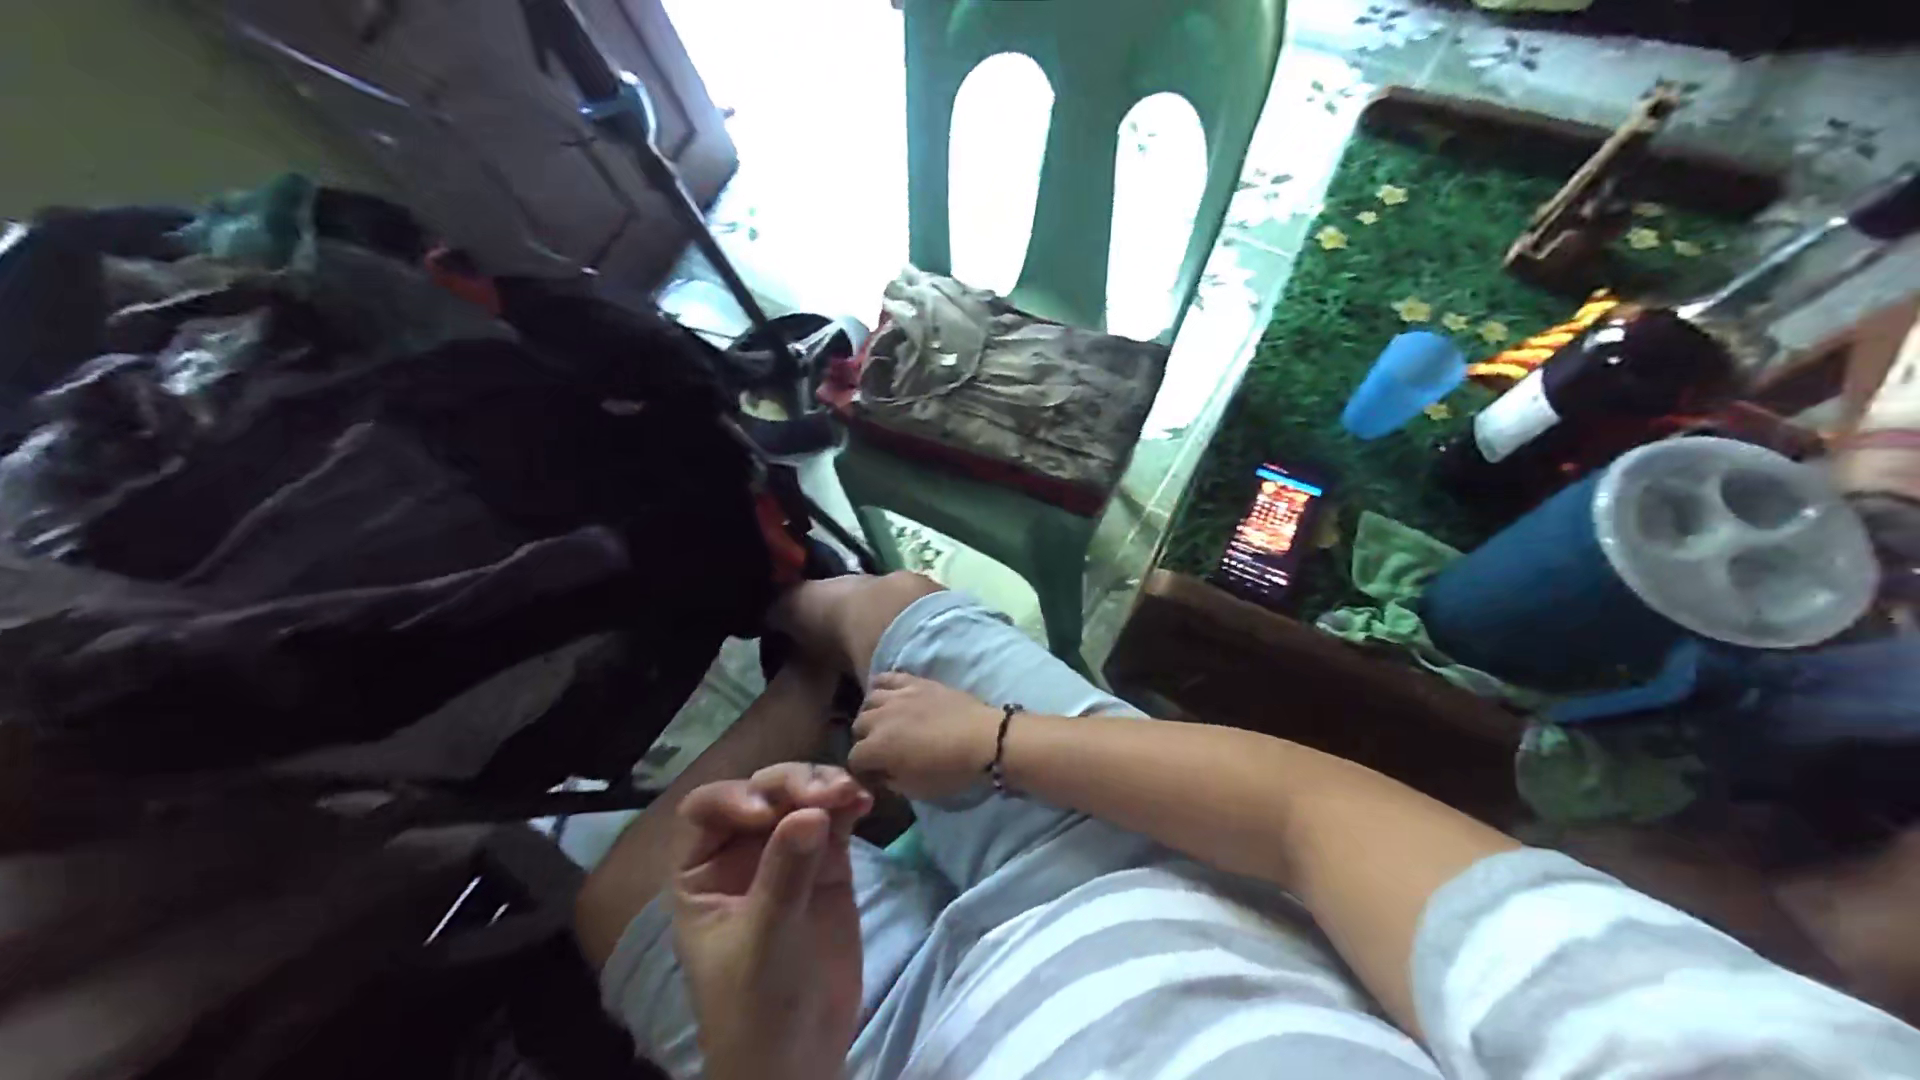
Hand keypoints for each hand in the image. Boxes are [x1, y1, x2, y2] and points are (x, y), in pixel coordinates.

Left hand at [671, 764, 872, 1079]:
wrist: (802, 1054)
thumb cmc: (756, 1006)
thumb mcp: (762, 941)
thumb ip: (783, 875)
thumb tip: (811, 812)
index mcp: (703, 869)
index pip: (708, 808)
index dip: (735, 798)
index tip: (767, 812)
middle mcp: (743, 850)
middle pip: (762, 792)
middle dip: (791, 785)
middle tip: (826, 793)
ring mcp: (788, 852)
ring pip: (801, 797)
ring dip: (824, 785)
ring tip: (849, 794)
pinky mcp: (828, 862)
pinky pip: (835, 818)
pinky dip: (848, 804)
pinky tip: (863, 801)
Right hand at [848, 673, 1002, 799]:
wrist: (984, 739)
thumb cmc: (951, 771)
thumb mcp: (916, 789)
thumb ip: (891, 781)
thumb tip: (881, 774)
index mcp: (877, 747)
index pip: (854, 758)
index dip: (862, 770)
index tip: (875, 776)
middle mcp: (880, 717)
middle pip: (859, 726)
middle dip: (866, 740)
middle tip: (882, 750)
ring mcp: (897, 695)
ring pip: (869, 700)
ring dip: (873, 713)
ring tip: (885, 722)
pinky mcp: (915, 681)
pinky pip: (888, 677)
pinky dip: (883, 685)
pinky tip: (890, 696)